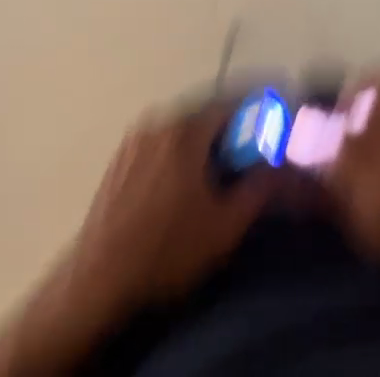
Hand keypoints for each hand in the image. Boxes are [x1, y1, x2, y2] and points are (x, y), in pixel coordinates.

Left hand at [65, 102, 271, 309]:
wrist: (101, 276)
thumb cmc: (168, 249)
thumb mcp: (226, 225)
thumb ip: (259, 188)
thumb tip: (279, 164)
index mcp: (183, 131)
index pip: (230, 103)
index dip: (257, 110)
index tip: (276, 119)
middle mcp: (156, 124)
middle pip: (203, 114)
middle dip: (231, 128)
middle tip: (253, 149)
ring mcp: (132, 141)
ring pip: (180, 129)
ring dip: (205, 140)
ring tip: (224, 167)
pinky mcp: (118, 160)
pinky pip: (160, 143)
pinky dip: (180, 151)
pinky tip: (187, 180)